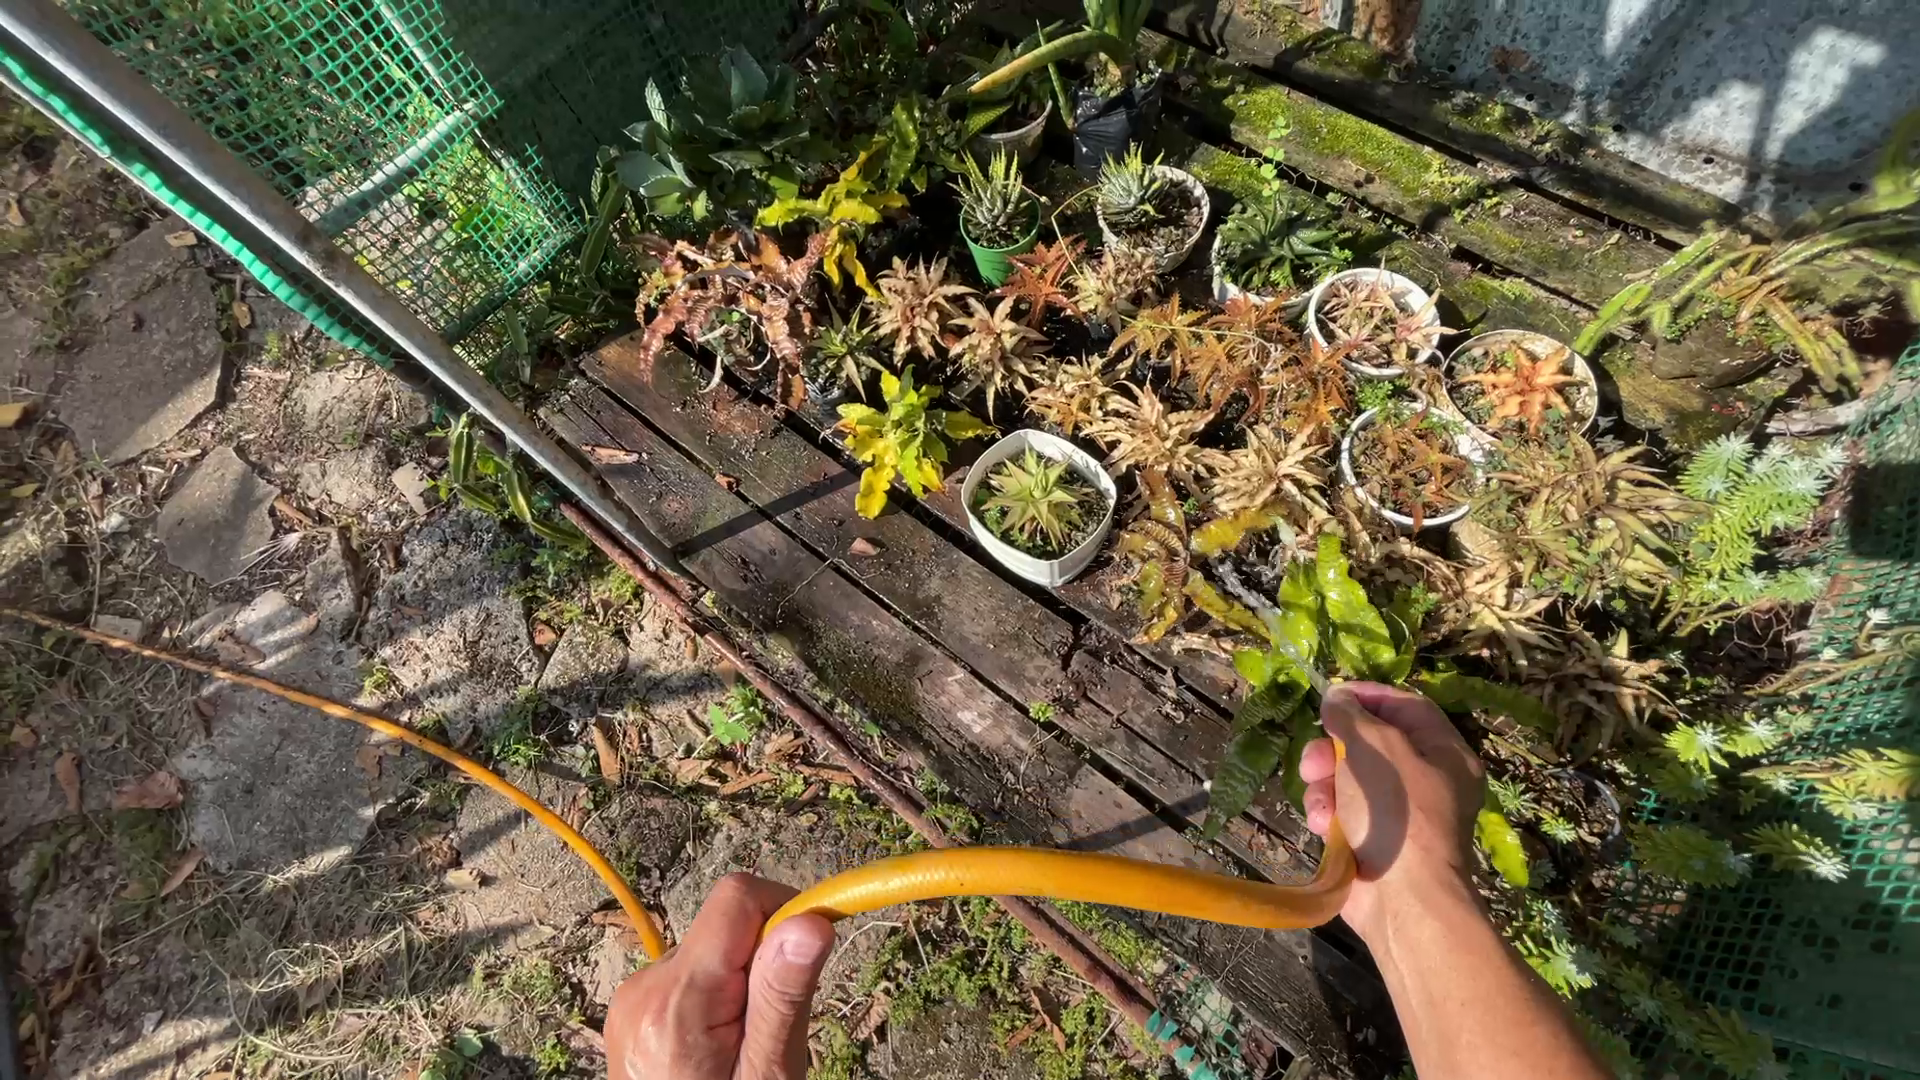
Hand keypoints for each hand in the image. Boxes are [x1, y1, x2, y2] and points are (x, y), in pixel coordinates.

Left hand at [606, 874, 836, 1079]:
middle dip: (767, 954)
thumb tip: (812, 919)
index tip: (807, 957)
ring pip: (715, 946)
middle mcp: (645, 985)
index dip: (784, 908)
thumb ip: (783, 996)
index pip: (737, 897)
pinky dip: (721, 992)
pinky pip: (695, 971)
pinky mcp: (634, 1009)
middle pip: (728, 921)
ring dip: (745, 977)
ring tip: (746, 1043)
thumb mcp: (768, 1076)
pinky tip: (721, 1046)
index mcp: (676, 998)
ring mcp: (633, 998)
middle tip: (776, 1023)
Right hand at [1298, 682, 1483, 945]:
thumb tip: (1337, 698)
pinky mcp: (1370, 836)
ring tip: (1320, 802)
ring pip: (1345, 775)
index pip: (1406, 706)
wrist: (1401, 896)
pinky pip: (1339, 807)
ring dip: (1323, 783)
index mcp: (1444, 753)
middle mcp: (1424, 779)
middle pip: (1368, 742)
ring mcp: (1396, 811)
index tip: (1331, 695)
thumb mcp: (1374, 746)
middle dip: (1332, 748)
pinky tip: (1324, 825)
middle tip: (1313, 760)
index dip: (1368, 696)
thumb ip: (1351, 714)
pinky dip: (1326, 812)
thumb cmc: (1396, 811)